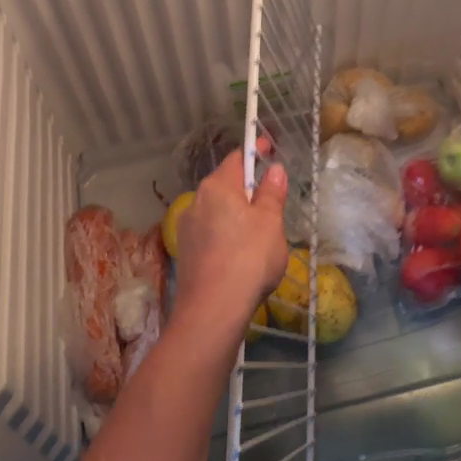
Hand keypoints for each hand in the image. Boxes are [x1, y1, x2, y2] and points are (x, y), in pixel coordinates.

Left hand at [173, 139, 288, 336]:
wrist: (212, 310)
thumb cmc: (248, 258)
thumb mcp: (270, 223)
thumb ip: (271, 194)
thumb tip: (274, 170)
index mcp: (217, 187)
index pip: (237, 158)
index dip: (255, 152)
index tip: (270, 149)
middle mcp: (196, 201)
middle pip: (226, 185)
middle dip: (247, 189)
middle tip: (271, 202)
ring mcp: (188, 229)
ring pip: (218, 211)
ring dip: (236, 215)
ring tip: (259, 235)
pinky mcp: (187, 253)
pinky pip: (211, 234)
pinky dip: (227, 236)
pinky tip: (241, 257)